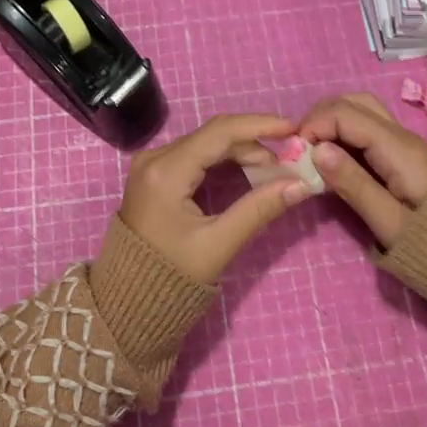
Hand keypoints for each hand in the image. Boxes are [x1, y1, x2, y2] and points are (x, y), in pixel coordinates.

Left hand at [115, 114, 312, 283]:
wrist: (126, 301)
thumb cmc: (171, 276)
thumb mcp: (219, 244)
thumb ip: (259, 209)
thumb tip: (300, 184)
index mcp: (166, 170)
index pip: (219, 132)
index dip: (259, 126)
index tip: (292, 128)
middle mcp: (155, 157)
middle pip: (213, 135)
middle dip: (254, 141)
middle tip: (289, 156)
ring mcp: (152, 163)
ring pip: (205, 143)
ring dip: (240, 150)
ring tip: (273, 167)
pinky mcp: (154, 173)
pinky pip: (195, 154)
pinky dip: (223, 159)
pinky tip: (248, 170)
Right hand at [298, 93, 426, 248]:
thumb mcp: (389, 224)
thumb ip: (353, 185)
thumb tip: (317, 150)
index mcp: (398, 149)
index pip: (345, 113)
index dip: (313, 125)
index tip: (294, 154)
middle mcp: (402, 136)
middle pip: (354, 102)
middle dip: (320, 118)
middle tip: (300, 150)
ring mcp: (404, 144)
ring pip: (362, 111)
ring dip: (332, 123)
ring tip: (313, 153)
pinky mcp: (403, 155)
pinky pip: (368, 130)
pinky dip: (344, 135)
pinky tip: (333, 160)